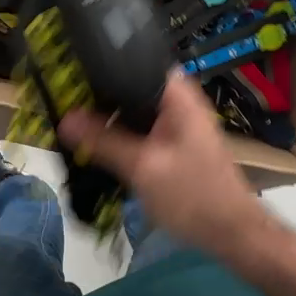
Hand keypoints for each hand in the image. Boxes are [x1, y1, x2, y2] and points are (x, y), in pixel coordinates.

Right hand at [57, 72, 263, 254]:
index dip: (106, 64)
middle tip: (65, 99)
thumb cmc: (192, 195)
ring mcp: (179, 125)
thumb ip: (103, 141)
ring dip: (111, 117)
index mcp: (178, 95)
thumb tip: (65, 119)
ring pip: (136, 111)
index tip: (73, 71)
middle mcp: (180, 103)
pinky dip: (123, 134)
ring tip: (74, 120)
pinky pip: (142, 130)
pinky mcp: (175, 146)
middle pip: (134, 86)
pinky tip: (98, 144)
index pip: (138, 61)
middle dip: (102, 94)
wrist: (231, 233)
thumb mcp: (142, 168)